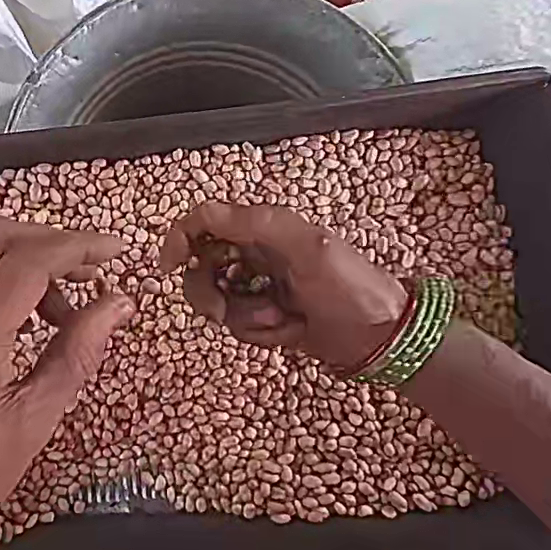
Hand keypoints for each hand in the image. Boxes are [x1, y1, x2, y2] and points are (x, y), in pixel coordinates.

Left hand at [0, 215, 134, 549]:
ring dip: (24, 260)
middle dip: (49, 239)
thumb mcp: (35, 419)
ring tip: (63, 310)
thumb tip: (119, 303)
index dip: (79, 247)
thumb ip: (78, 350)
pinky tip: (27, 319)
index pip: (27, 262)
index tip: (117, 250)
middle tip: (89, 269)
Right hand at [158, 202, 407, 370]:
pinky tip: (289, 331)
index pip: (204, 221)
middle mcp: (255, 253)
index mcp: (263, 228)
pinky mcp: (265, 316)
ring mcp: (259, 286)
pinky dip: (260, 334)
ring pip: (218, 301)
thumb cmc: (351, 287)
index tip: (170, 266)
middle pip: (201, 266)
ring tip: (280, 321)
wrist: (380, 337)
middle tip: (224, 311)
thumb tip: (205, 212)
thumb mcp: (309, 248)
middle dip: (211, 294)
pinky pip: (239, 326)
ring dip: (245, 318)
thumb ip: (259, 224)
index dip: (180, 238)